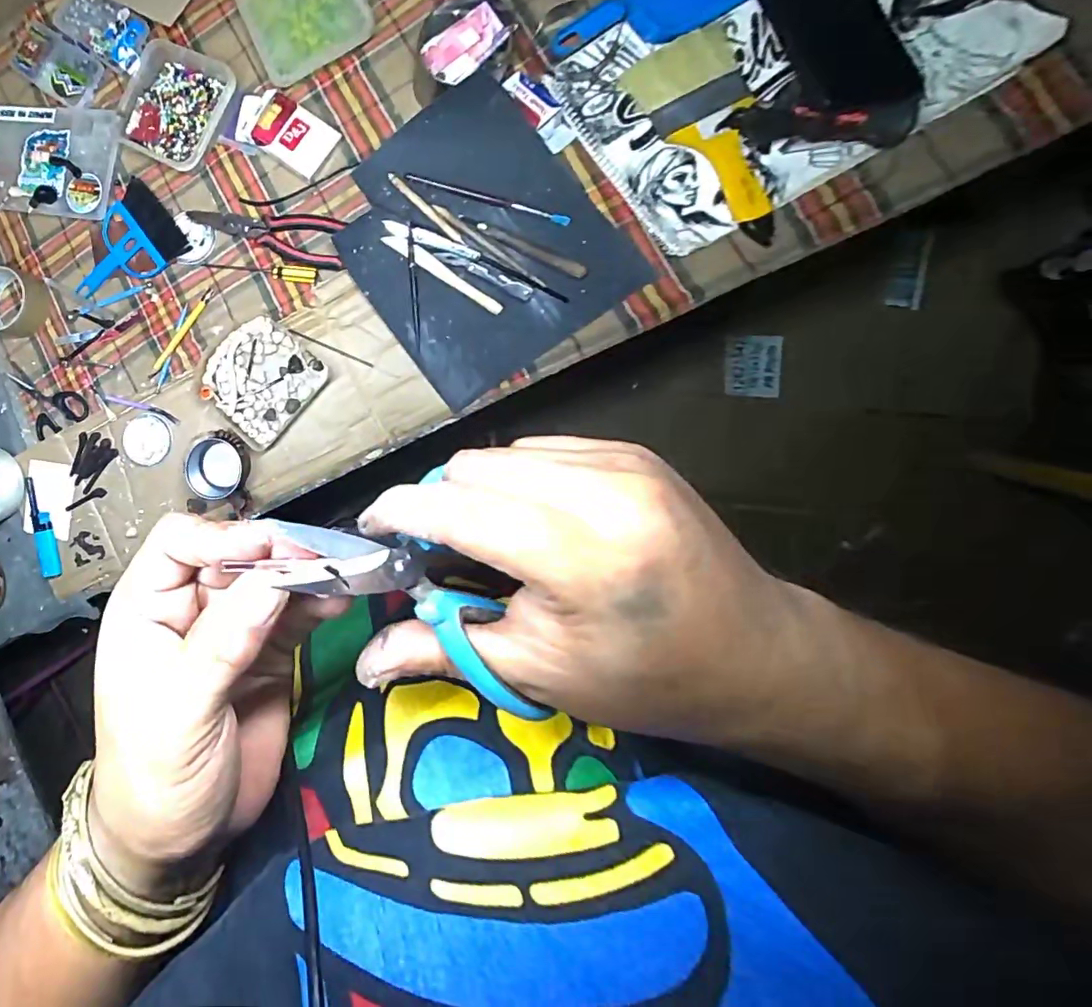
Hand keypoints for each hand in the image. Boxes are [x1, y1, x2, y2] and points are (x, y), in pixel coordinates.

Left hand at [88, 514, 347, 895]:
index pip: (179, 543)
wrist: (175, 840)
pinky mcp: (266, 658)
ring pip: (268, 584)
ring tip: (339, 576)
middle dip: (274, 554)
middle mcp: (187, 610)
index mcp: (146, 608)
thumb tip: (269, 581)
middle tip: (318, 560)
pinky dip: (317, 606)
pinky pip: (293, 619)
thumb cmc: (151, 774)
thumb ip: (223, 643)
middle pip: (233, 556)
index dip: (222, 537)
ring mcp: (230, 633)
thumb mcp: (179, 708)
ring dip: (304, 577)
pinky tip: (338, 600)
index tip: (269, 548)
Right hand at [355, 436, 807, 743]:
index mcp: (579, 557)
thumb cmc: (643, 678)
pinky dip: (508, 481)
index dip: (396, 513)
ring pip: (494, 455)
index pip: (453, 509)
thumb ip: (440, 651)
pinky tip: (528, 518)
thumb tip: (363, 664)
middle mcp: (601, 493)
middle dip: (432, 504)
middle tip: (432, 548)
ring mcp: (621, 464)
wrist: (764, 657)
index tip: (370, 531)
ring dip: (469, 491)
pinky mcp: (630, 453)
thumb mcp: (534, 673)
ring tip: (484, 536)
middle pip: (465, 470)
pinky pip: (532, 450)